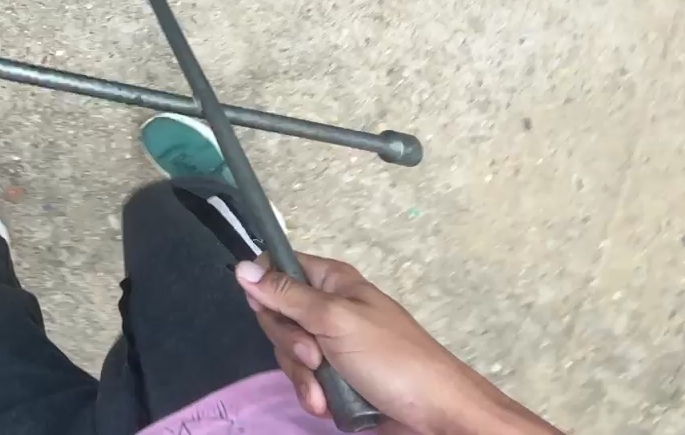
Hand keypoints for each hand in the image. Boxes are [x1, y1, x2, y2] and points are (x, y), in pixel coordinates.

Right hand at [234, 255, 559, 434]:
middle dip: (288, 341)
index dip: (264, 287)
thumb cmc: (393, 360)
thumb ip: (286, 295)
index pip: (277, 267)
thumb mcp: (335, 320)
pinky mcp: (334, 377)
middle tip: (313, 356)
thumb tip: (240, 266)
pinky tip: (325, 405)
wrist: (443, 422)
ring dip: (300, 374)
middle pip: (276, 312)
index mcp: (330, 281)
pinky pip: (302, 376)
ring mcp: (330, 343)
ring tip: (323, 393)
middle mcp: (326, 307)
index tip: (266, 308)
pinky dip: (310, 392)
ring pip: (286, 348)